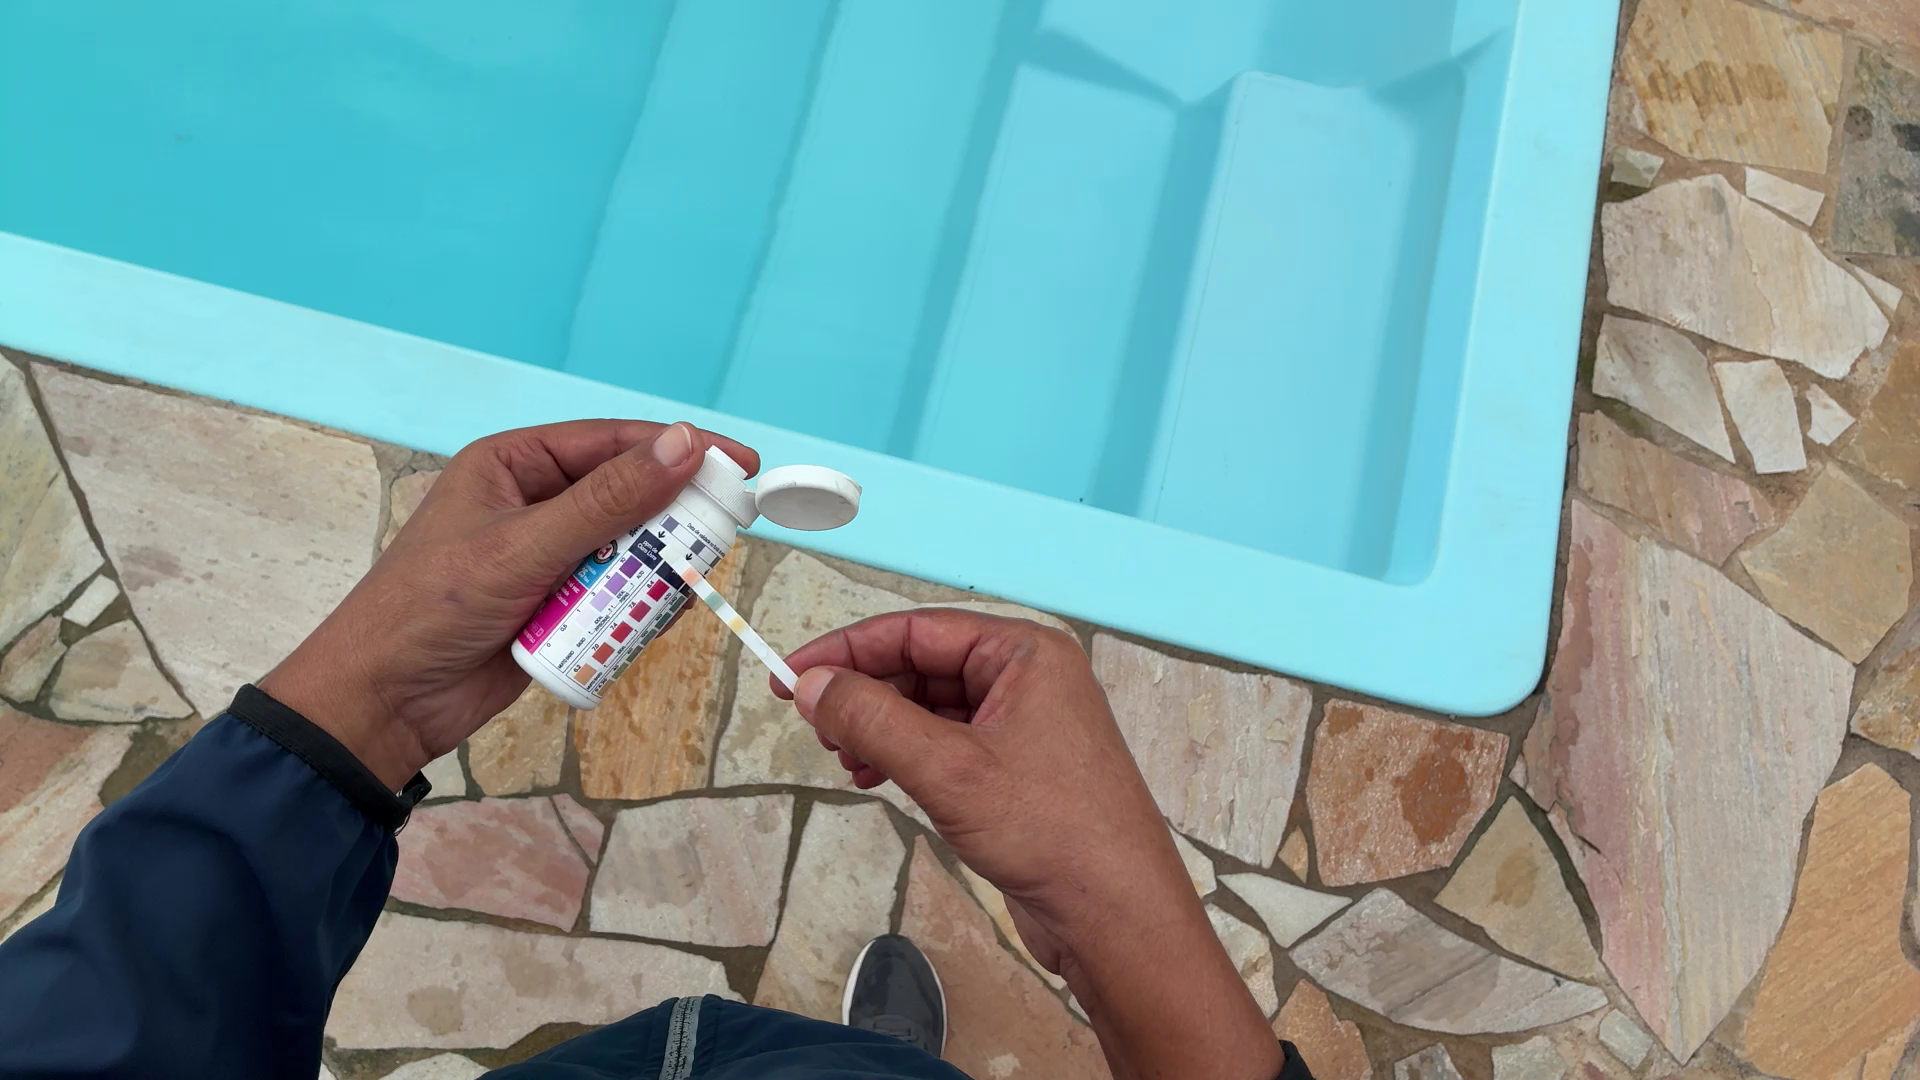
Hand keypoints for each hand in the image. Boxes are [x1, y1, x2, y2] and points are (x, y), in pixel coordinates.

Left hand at [262, 420, 757, 790]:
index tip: (739, 463)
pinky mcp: (565, 596)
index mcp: (519, 463)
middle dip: (678, 511)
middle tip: (728, 526)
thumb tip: (686, 444)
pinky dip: (648, 596)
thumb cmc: (436, 608)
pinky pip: (624, 584)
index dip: (682, 447)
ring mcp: (555, 551)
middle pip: (632, 491)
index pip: (615, 442)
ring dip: (664, 559)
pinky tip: (662, 612)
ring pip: (635, 541)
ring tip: (694, 576)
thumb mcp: (527, 545)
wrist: (385, 705)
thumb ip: (610, 498)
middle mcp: (541, 499)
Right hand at [780, 610, 1281, 1079]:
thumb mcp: (947, 768)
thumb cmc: (1045, 827)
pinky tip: (874, 775)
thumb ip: (872, 718)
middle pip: (924, 666)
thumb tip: (810, 683)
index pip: (918, 631)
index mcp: (1023, 651)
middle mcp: (1025, 675)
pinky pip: (947, 740)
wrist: (1118, 917)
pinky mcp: (1016, 763)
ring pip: (931, 705)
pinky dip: (906, 753)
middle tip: (814, 725)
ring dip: (881, 726)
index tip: (789, 673)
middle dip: (865, 693)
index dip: (848, 649)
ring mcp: (1023, 720)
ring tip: (843, 759)